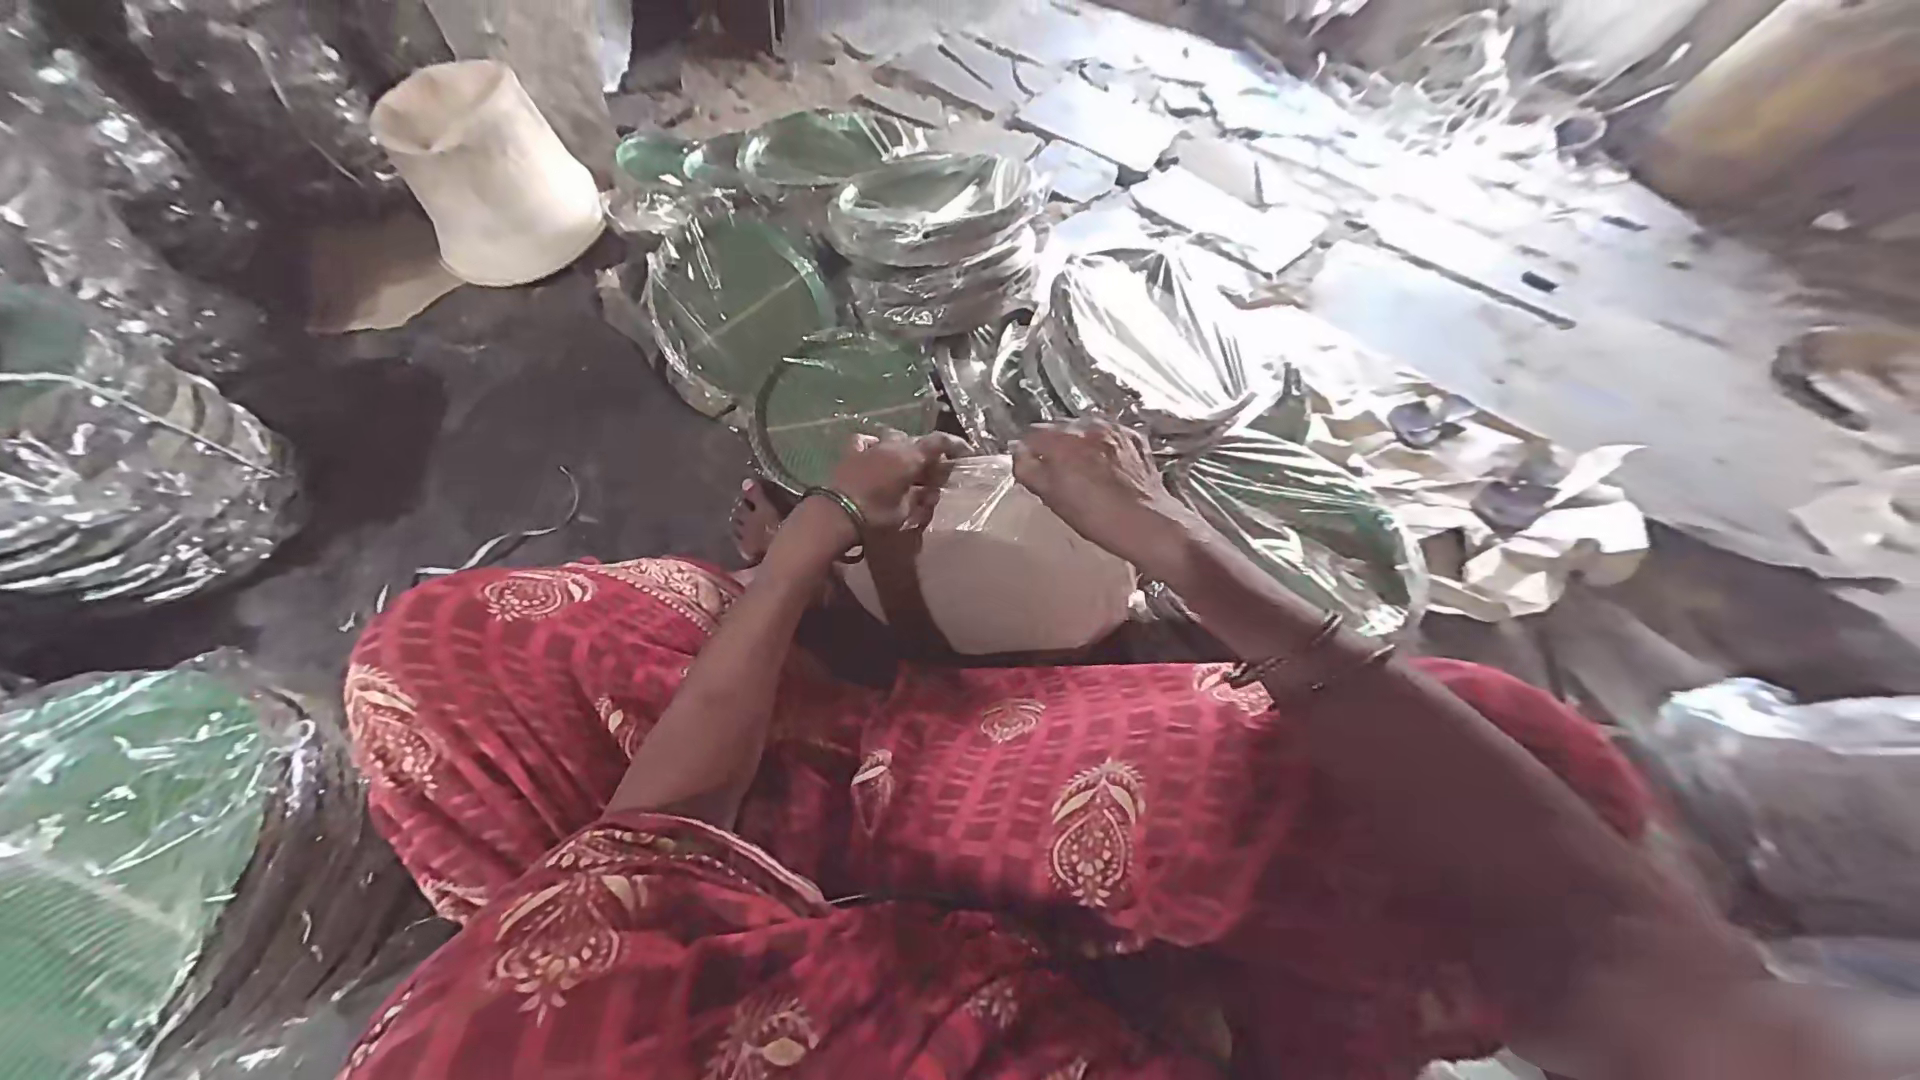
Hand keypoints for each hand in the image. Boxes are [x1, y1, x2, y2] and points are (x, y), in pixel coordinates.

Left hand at [829, 429, 970, 532]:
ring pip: (893, 438)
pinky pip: (866, 442)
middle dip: (928, 455)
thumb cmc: (876, 515)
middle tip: (934, 474)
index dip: (955, 445)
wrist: (835, 515)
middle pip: (917, 442)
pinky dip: (874, 446)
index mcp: (909, 457)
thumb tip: (929, 492)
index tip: (966, 453)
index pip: (939, 442)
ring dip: (903, 449)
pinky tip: (875, 454)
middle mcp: (891, 445)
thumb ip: (920, 498)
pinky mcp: (851, 453)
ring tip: (906, 466)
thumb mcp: (906, 511)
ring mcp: (870, 446)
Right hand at [1011, 419, 1202, 569]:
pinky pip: (1107, 434)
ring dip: (1077, 443)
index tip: (1031, 468)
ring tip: (1081, 469)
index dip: (1027, 452)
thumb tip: (1018, 453)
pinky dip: (1100, 445)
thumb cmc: (1096, 518)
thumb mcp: (1053, 499)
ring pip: (1083, 428)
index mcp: (1061, 441)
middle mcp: (1087, 426)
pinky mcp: (1133, 438)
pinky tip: (1103, 466)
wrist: (1149, 524)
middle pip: (1057, 427)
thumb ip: (1029, 471)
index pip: (1031, 434)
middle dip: (1052, 445)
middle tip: (1055, 472)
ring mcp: (1113, 430)